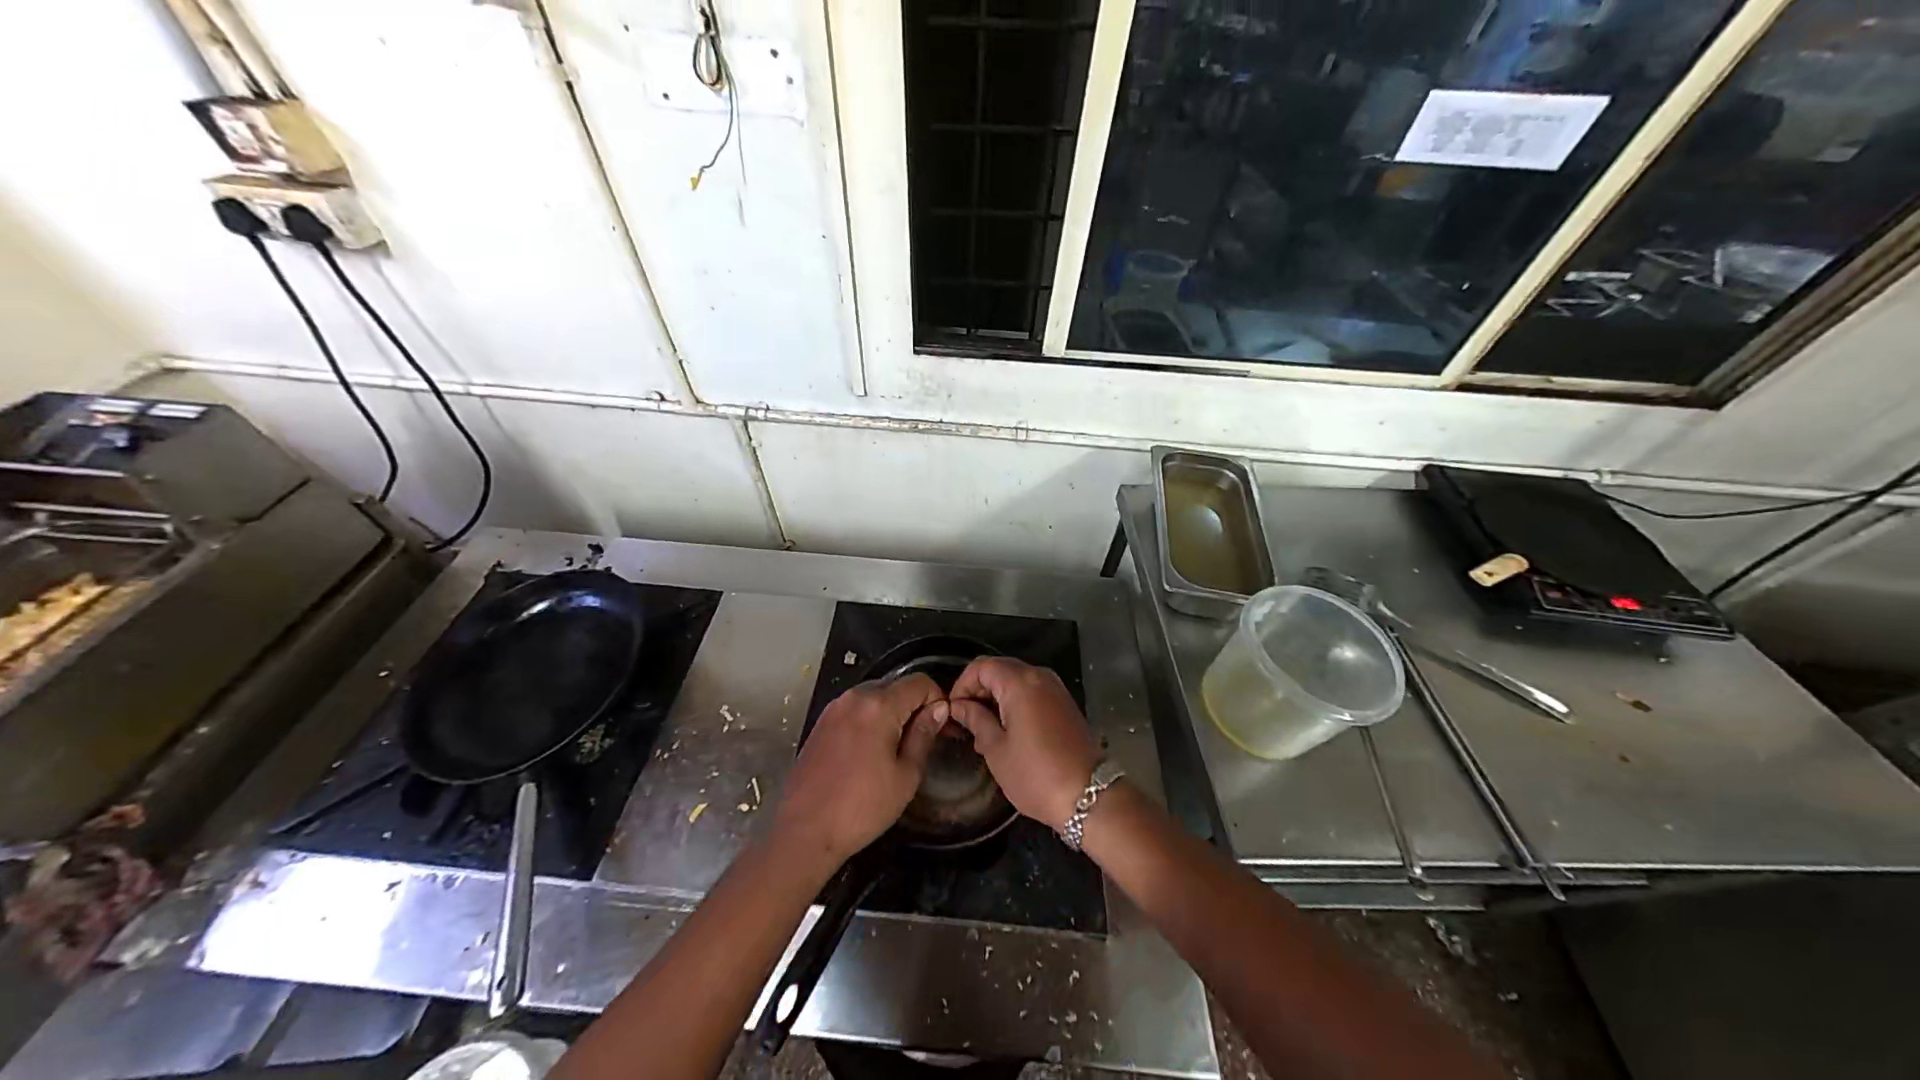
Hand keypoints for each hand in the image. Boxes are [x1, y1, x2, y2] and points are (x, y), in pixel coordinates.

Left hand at [772, 673, 944, 867]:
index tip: (943, 726)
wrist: (804, 832)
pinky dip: (870, 720)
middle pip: (896, 686)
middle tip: (924, 739)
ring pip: (874, 697)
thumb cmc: (861, 808)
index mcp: (879, 705)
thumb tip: (938, 710)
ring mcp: (833, 709)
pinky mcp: (820, 724)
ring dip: (892, 713)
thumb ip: (924, 736)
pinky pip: (855, 710)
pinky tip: (870, 753)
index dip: (938, 700)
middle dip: (914, 706)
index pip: (920, 682)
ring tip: (897, 749)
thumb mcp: (906, 775)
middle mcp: (854, 698)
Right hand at [947, 657, 1098, 828]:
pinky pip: (1033, 693)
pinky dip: (1015, 705)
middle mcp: (1040, 677)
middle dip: (978, 691)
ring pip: (1017, 682)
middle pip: (1000, 670)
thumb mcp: (996, 749)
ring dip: (996, 699)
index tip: (953, 710)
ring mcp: (1056, 690)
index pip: (982, 667)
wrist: (1089, 797)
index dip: (962, 685)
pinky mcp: (1065, 705)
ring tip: (984, 733)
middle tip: (965, 722)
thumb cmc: (1036, 775)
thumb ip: (976, 720)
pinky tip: (1007, 733)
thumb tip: (959, 706)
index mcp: (1020, 683)